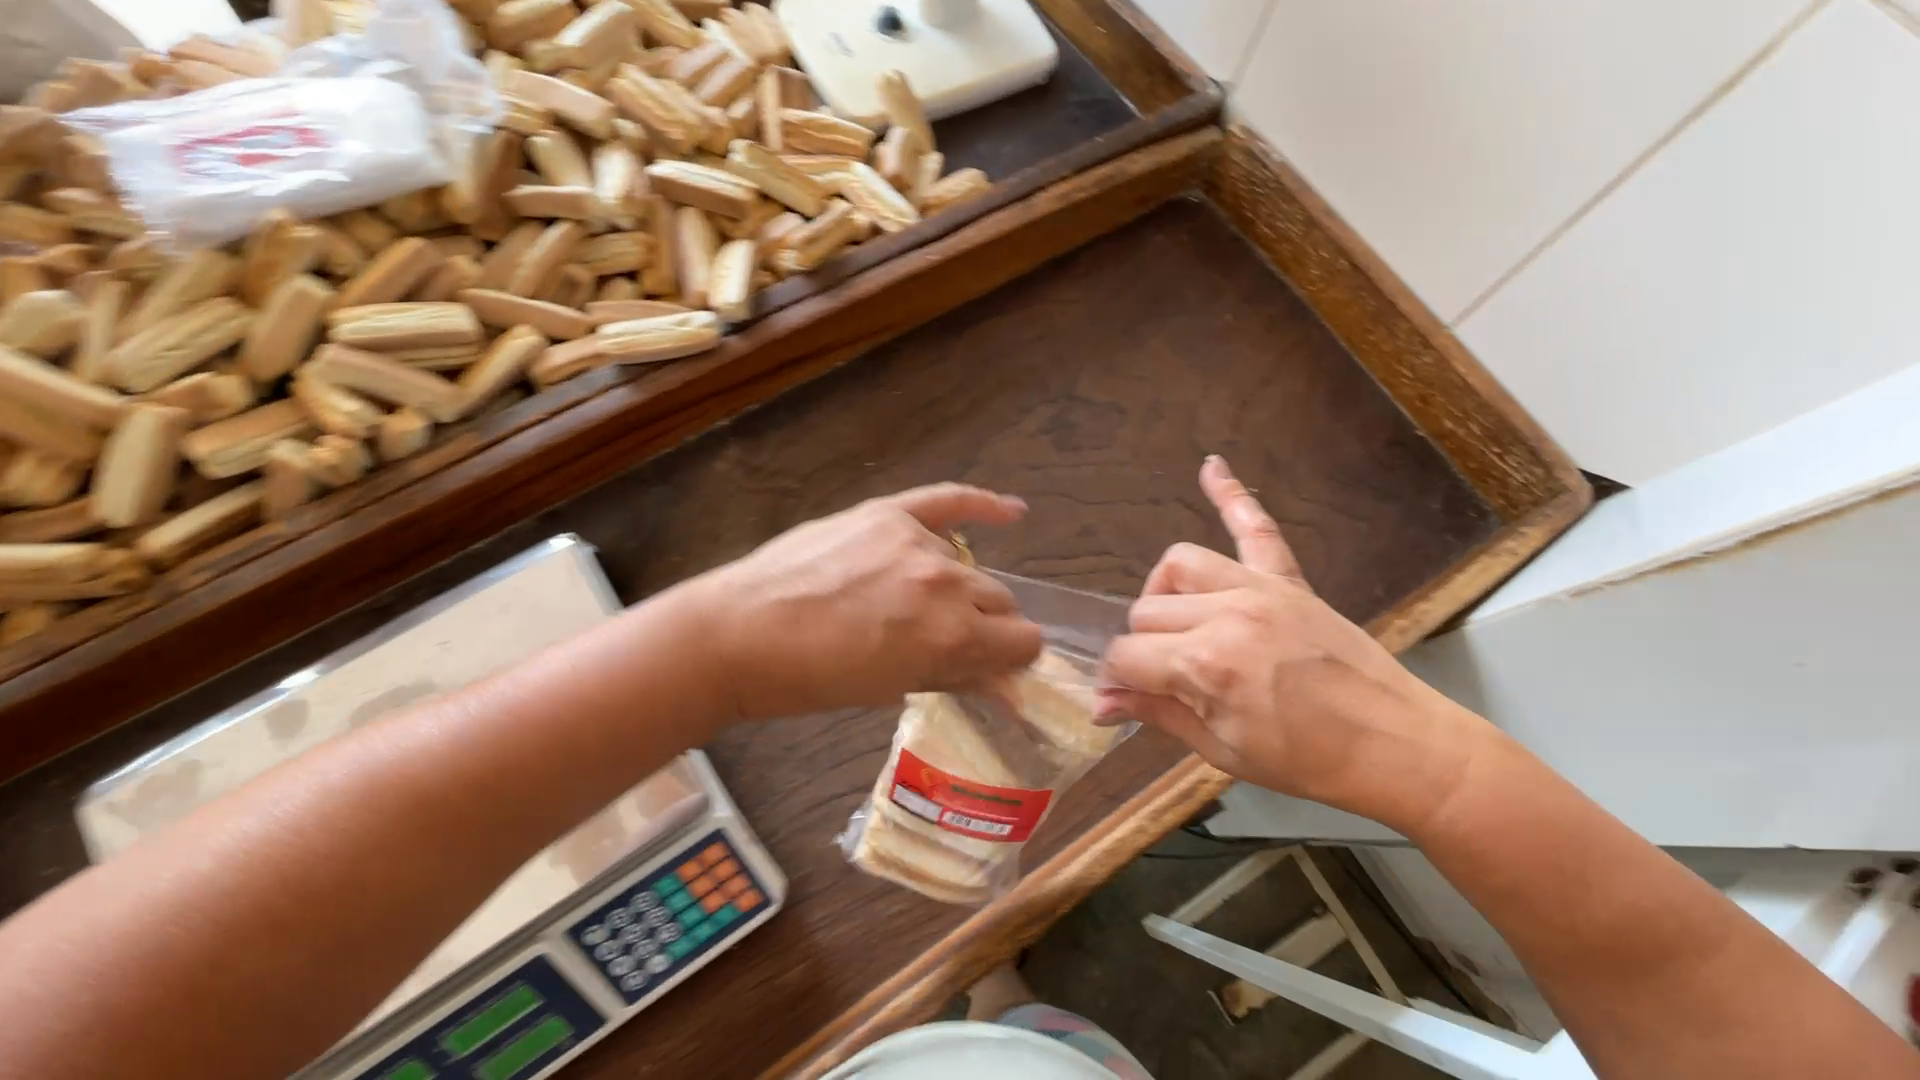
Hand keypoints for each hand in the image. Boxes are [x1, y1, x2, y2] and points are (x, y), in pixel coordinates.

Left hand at [692, 483, 1043, 720]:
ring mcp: (915, 541)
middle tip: (947, 640)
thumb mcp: (891, 689)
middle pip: (1001, 601)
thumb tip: (1009, 689)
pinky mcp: (885, 513)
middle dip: (986, 625)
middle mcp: (946, 582)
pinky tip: (1011, 512)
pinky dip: (982, 506)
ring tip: (909, 603)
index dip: (1009, 658)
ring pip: (968, 565)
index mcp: (952, 636)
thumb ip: (958, 678)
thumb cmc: (812, 679)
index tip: (992, 665)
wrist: (739, 635)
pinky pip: (948, 500)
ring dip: (956, 587)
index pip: (1022, 642)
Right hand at [1099, 457, 1490, 830]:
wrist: (1395, 747)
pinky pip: (1256, 528)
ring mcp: (1261, 589)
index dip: (1116, 680)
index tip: (1121, 698)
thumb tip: (1099, 704)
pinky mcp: (1290, 581)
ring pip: (1180, 565)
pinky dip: (1232, 496)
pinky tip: (1211, 466)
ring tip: (1176, 623)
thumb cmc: (1306, 763)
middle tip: (1161, 681)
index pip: (1127, 654)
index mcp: (1206, 666)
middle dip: (1142, 647)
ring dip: (1163, 592)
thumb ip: (1156, 714)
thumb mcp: (1220, 750)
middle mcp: (1226, 614)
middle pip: (1146, 611)